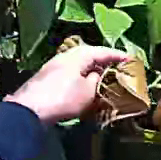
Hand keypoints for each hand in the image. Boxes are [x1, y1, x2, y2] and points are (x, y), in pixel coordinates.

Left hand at [6, 43, 129, 124]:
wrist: (30, 108)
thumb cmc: (63, 97)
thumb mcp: (88, 90)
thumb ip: (96, 79)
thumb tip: (97, 73)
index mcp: (78, 55)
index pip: (102, 51)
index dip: (118, 56)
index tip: (131, 60)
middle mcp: (66, 55)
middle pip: (89, 54)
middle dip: (103, 61)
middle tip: (118, 67)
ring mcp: (55, 65)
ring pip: (78, 63)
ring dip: (91, 69)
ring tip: (104, 77)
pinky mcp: (48, 77)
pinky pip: (71, 72)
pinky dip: (81, 76)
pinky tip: (84, 85)